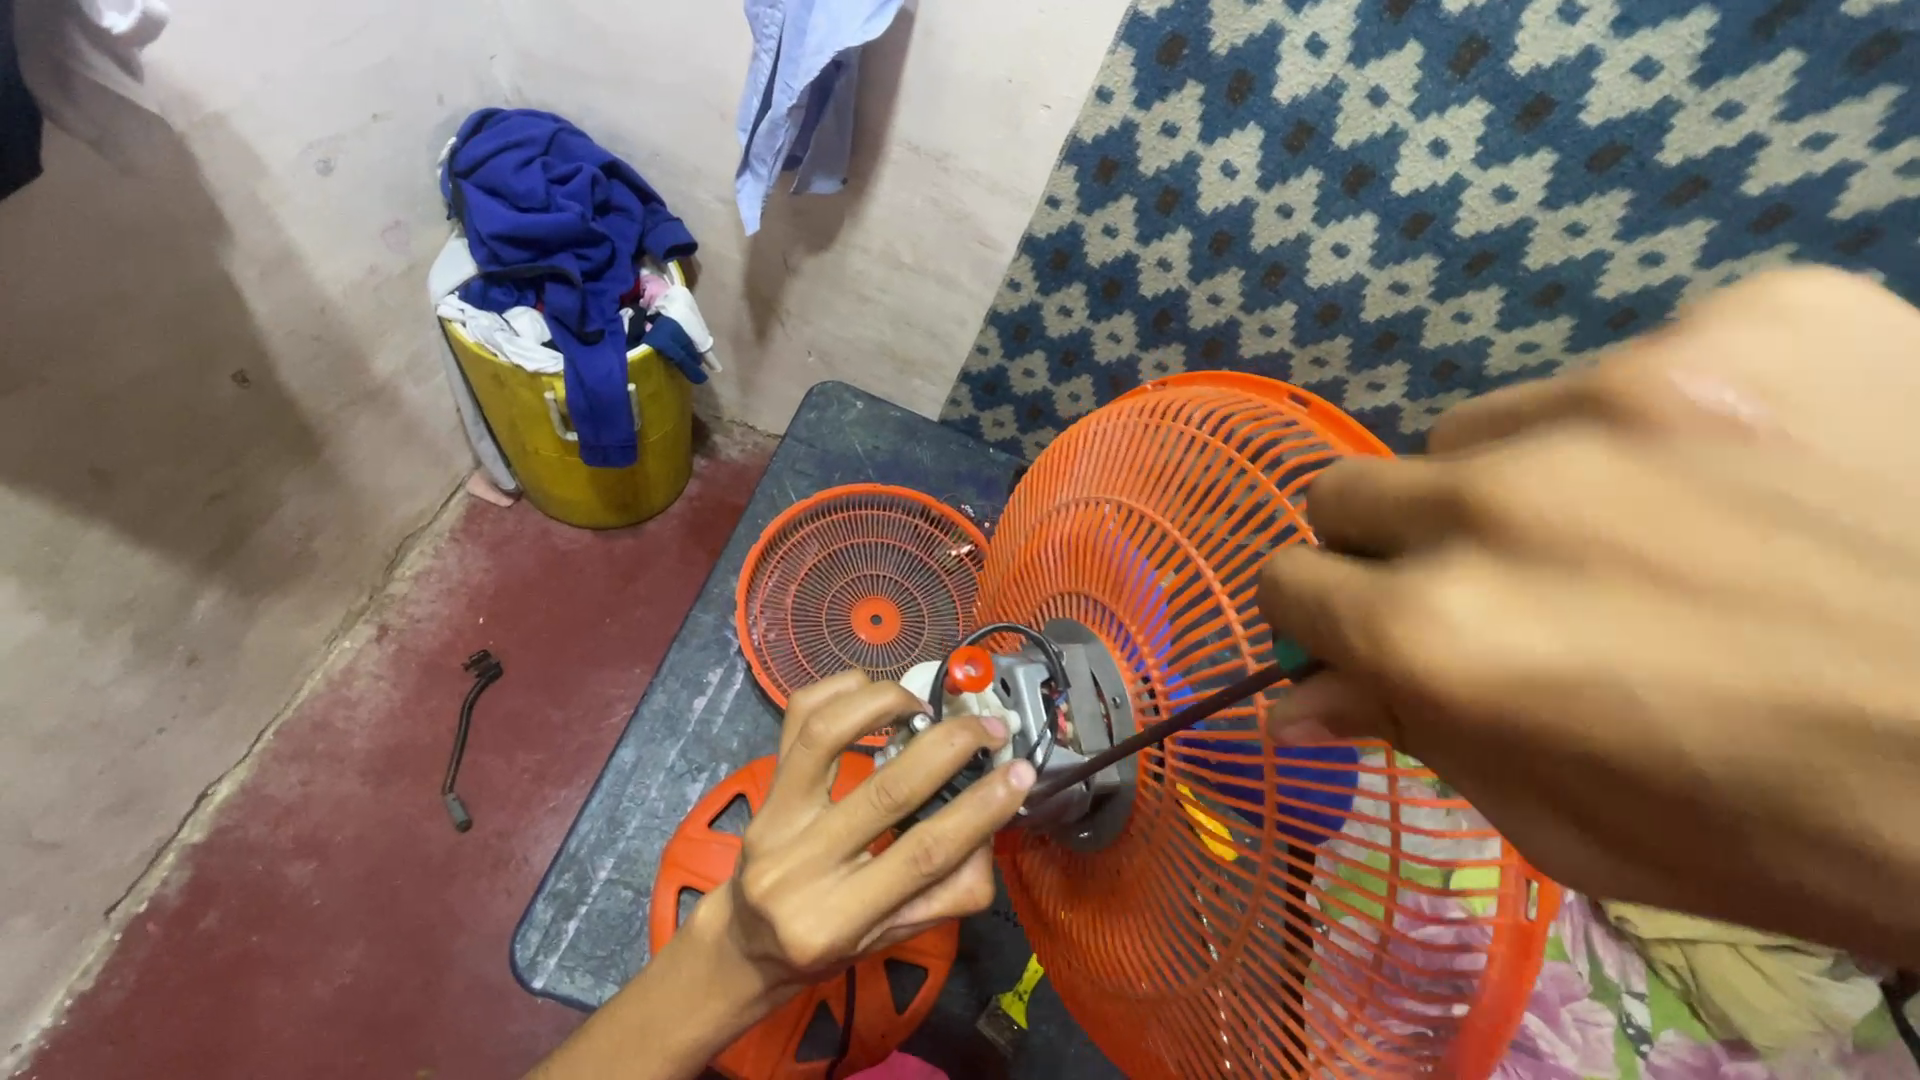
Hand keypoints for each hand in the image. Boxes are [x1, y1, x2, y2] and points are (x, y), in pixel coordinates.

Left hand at [530, 671, 1034, 1079]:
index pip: (923, 854)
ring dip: (885, 705)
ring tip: (922, 703)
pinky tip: (871, 689)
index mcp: (839, 921)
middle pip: (887, 792)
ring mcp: (775, 821)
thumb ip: (946, 893)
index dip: (980, 810)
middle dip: (950, 748)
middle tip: (990, 727)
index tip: (1020, 773)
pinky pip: (796, 720)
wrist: (744, 941)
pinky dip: (837, 690)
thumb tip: (989, 826)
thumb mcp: (890, 939)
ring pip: (826, 739)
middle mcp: (800, 868)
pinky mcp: (764, 787)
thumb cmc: (826, 944)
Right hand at [1257, 267, 1919, 963]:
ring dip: (1516, 483)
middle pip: (1346, 487)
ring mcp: (1627, 390)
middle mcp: (1499, 499)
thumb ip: (1415, 735)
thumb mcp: (1572, 826)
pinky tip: (1754, 470)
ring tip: (1646, 527)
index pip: (1287, 581)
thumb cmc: (1808, 826)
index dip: (1323, 613)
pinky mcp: (1754, 315)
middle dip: (1391, 542)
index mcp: (1443, 631)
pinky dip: (1655, 424)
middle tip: (1491, 581)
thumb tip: (1301, 694)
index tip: (1370, 628)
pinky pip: (1626, 366)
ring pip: (1477, 430)